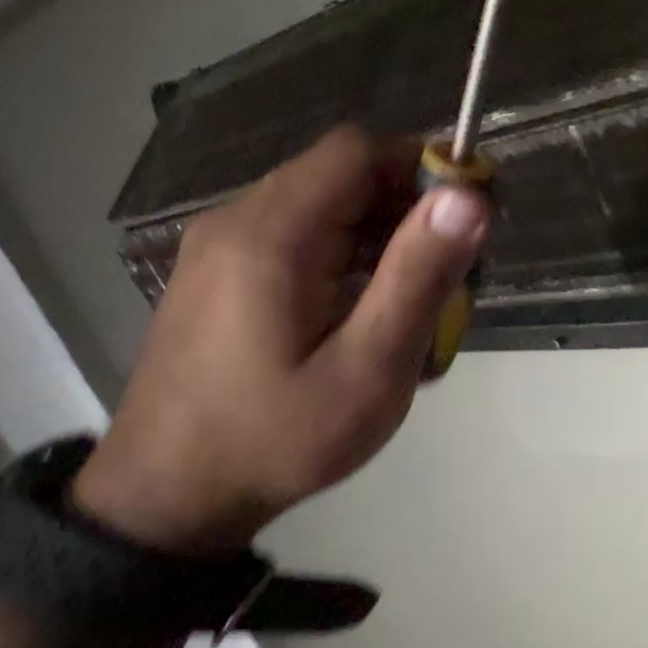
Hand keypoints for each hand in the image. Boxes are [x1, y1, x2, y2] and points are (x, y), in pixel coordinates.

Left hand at [74, 126, 489, 554]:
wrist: (172, 496)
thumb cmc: (282, 435)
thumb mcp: (372, 364)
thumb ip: (420, 276)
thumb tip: (470, 197)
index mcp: (273, 235)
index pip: (358, 151)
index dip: (426, 169)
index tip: (475, 222)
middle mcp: (240, 223)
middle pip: (346, 174)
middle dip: (415, 210)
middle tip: (458, 278)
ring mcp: (226, 249)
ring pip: (330, 206)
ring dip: (390, 238)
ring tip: (423, 304)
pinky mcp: (227, 276)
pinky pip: (307, 237)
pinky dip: (356, 257)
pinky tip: (374, 314)